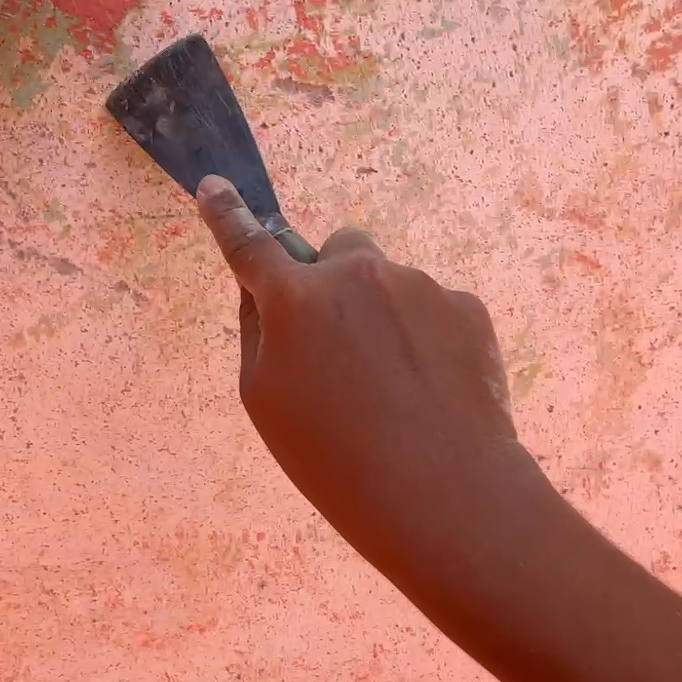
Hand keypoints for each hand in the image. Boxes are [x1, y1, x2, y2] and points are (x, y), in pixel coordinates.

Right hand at [194, 174, 536, 565]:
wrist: (446, 496)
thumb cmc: (331, 457)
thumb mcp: (263, 399)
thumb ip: (258, 331)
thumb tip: (265, 290)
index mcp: (295, 297)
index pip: (248, 244)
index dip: (227, 214)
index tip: (213, 185)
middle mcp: (356, 273)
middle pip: (337, 251)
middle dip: (333, 280)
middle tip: (341, 343)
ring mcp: (417, 284)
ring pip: (388, 282)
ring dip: (383, 313)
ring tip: (397, 385)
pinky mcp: (467, 307)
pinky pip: (432, 306)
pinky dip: (426, 334)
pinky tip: (434, 387)